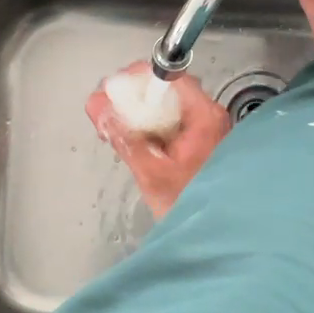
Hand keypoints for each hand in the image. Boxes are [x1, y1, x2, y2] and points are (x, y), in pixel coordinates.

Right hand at [84, 62, 230, 217]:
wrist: (216, 234)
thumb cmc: (189, 204)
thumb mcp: (152, 173)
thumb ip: (124, 138)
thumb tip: (97, 106)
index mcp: (204, 116)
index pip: (171, 78)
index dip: (138, 78)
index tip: (112, 89)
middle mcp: (208, 115)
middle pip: (166, 89)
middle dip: (132, 96)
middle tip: (106, 110)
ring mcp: (204, 127)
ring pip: (165, 105)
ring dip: (137, 112)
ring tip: (112, 125)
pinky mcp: (196, 140)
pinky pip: (168, 122)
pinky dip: (147, 125)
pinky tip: (129, 138)